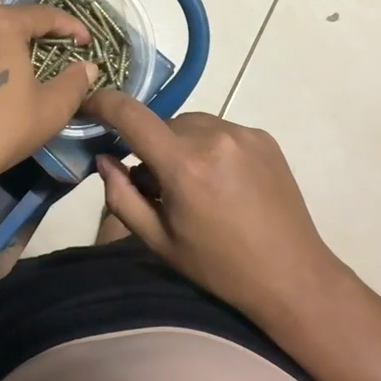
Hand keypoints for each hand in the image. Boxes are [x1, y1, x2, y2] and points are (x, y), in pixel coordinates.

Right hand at [83, 91, 341, 320]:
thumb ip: (122, 197)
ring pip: (191, 124)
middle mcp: (212, 136)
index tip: (87, 105)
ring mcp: (242, 133)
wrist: (294, 277)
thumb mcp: (161, 242)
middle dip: (152, 147)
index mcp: (184, 165)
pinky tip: (224, 182)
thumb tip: (104, 159)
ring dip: (182, 144)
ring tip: (197, 185)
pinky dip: (210, 147)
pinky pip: (220, 130)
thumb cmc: (220, 267)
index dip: (102, 104)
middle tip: (159, 186)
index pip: (130, 115)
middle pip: (162, 124)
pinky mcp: (263, 136)